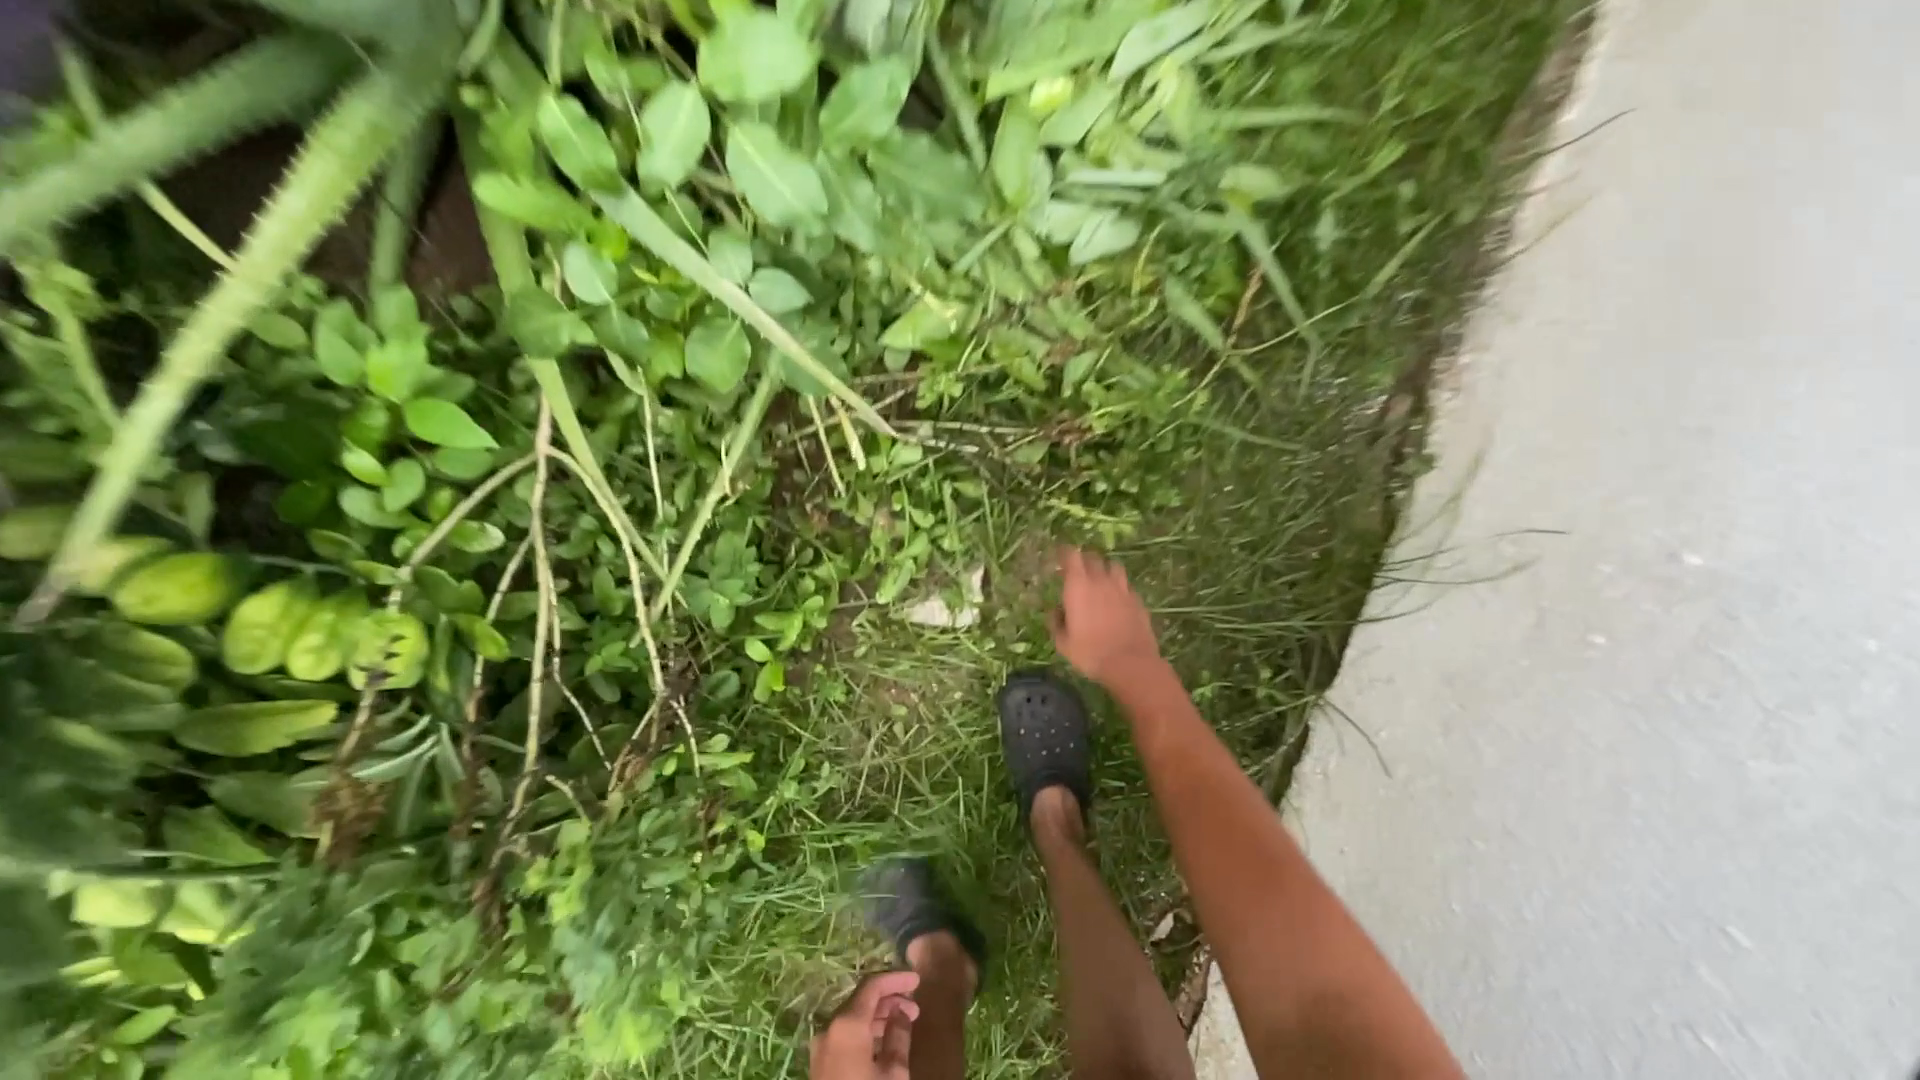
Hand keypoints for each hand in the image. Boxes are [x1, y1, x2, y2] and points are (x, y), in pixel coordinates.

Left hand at [809, 971, 920, 1079]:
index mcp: (846, 1024)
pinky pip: (844, 1033)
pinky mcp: (820, 1062)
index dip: (896, 979)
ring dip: (878, 1015)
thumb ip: (899, 1036)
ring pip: (852, 1016)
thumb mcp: (893, 1073)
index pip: (872, 986)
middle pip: (861, 999)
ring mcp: (821, 1045)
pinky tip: (884, 1039)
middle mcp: (829, 1028)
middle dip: (889, 998)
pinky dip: (865, 1029)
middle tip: (915, 1008)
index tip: (918, 980)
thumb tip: (902, 1012)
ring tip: (905, 1023)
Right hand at [1051, 546, 1159, 686]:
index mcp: (1078, 586)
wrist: (1130, 663)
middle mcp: (1101, 580)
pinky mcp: (1138, 600)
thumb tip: (1056, 611)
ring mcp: (1122, 589)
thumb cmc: (1090, 653)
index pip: (1071, 555)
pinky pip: (1126, 585)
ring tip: (1099, 579)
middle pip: (1093, 557)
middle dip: (1083, 559)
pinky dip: (1119, 587)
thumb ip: (1056, 622)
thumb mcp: (1063, 642)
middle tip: (1077, 569)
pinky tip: (1116, 599)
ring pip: (1113, 566)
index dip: (1064, 552)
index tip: (1059, 554)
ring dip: (1104, 569)